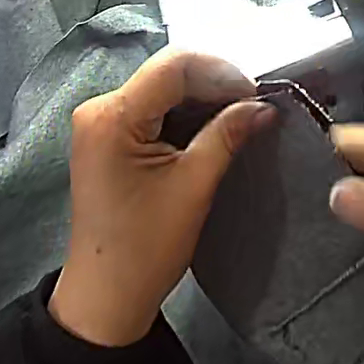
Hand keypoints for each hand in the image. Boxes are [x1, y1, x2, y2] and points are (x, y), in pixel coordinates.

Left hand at [50, 50, 277, 345]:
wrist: (105, 297)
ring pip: (164, 87)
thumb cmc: (145, 247)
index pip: (174, 66)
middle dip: (215, 83)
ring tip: (240, 114)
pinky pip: (154, 106)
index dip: (220, 72)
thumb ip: (227, 134)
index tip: (255, 94)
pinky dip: (187, 111)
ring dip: (203, 96)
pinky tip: (213, 124)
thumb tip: (264, 105)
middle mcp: (100, 108)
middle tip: (253, 104)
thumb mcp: (193, 185)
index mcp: (112, 116)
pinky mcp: (109, 134)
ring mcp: (101, 121)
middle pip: (168, 72)